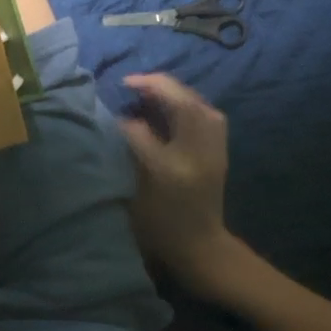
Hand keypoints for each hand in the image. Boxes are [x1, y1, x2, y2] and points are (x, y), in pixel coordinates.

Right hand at [118, 74, 230, 275]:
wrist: (199, 247)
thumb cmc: (159, 226)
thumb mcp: (135, 193)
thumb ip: (131, 153)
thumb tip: (125, 121)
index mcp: (170, 168)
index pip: (144, 128)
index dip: (125, 116)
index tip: (110, 110)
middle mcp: (197, 154)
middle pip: (182, 104)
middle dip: (157, 86)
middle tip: (132, 83)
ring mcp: (214, 151)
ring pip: (199, 105)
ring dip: (175, 92)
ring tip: (152, 90)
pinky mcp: (220, 151)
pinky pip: (208, 114)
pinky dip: (190, 102)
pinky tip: (174, 104)